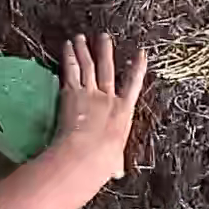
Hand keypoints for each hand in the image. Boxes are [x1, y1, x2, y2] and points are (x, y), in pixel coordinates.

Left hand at [51, 33, 147, 186]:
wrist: (87, 152)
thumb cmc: (103, 160)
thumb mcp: (114, 161)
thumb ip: (115, 162)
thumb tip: (117, 172)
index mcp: (123, 112)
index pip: (133, 85)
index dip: (137, 69)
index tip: (141, 55)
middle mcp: (108, 97)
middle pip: (106, 69)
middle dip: (105, 52)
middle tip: (104, 37)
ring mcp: (90, 92)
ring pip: (87, 65)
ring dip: (84, 50)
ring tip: (81, 36)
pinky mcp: (72, 92)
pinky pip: (71, 70)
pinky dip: (69, 57)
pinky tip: (67, 46)